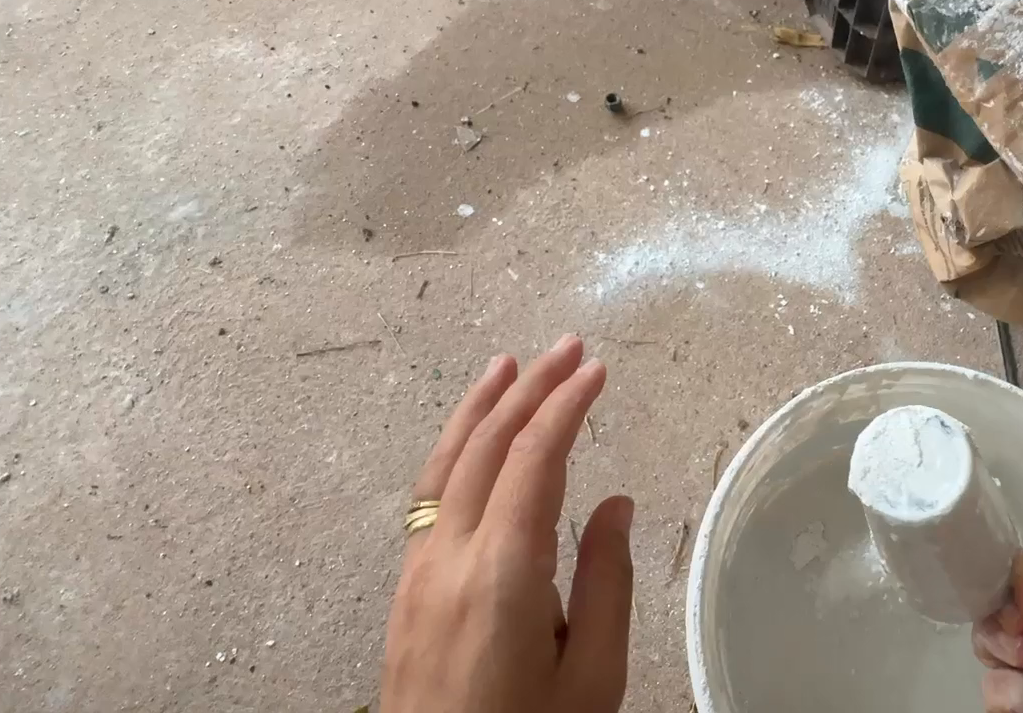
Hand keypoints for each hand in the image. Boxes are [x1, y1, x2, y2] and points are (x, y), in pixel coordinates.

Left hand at [381, 336, 633, 712]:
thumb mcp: (593, 677)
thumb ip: (606, 580)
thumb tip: (613, 502)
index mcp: (503, 573)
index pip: (536, 459)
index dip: (567, 405)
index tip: (597, 370)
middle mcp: (450, 556)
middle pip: (489, 445)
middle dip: (531, 387)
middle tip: (568, 346)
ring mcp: (419, 569)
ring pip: (447, 461)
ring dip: (482, 405)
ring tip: (509, 364)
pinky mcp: (408, 585)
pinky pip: (430, 492)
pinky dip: (455, 445)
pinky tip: (473, 434)